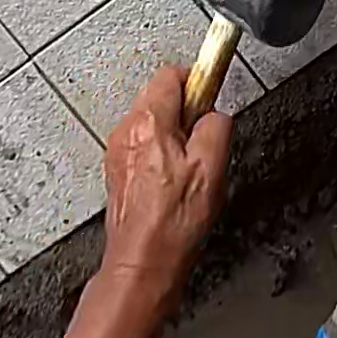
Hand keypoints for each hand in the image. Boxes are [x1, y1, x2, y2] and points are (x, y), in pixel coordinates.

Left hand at [99, 67, 232, 299]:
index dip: (199, 79)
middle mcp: (126, 133)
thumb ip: (218, 121)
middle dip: (189, 106)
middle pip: (162, 94)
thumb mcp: (214, 161)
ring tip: (192, 159)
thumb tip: (214, 112)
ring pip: (156, 117)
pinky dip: (165, 146)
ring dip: (178, 127)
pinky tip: (177, 172)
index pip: (172, 74)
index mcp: (148, 124)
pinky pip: (147, 139)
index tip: (214, 90)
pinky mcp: (119, 169)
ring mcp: (118, 152)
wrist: (145, 263)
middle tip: (204, 135)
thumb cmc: (176, 219)